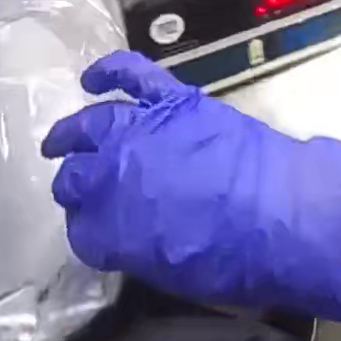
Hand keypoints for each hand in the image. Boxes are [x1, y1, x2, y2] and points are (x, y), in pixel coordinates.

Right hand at [41, 51, 340, 328]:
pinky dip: (110, 70)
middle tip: (72, 188)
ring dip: (71, 133)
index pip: (79, 227)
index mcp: (113, 229)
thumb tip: (121, 231)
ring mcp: (142, 129)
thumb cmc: (233, 258)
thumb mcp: (171, 270)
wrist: (283, 212)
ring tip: (57, 140)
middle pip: (77, 176)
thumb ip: (134, 246)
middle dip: (72, 185)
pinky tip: (92, 77)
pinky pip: (133, 75)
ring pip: (92, 125)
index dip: (84, 229)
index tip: (89, 229)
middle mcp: (116, 174)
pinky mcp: (172, 100)